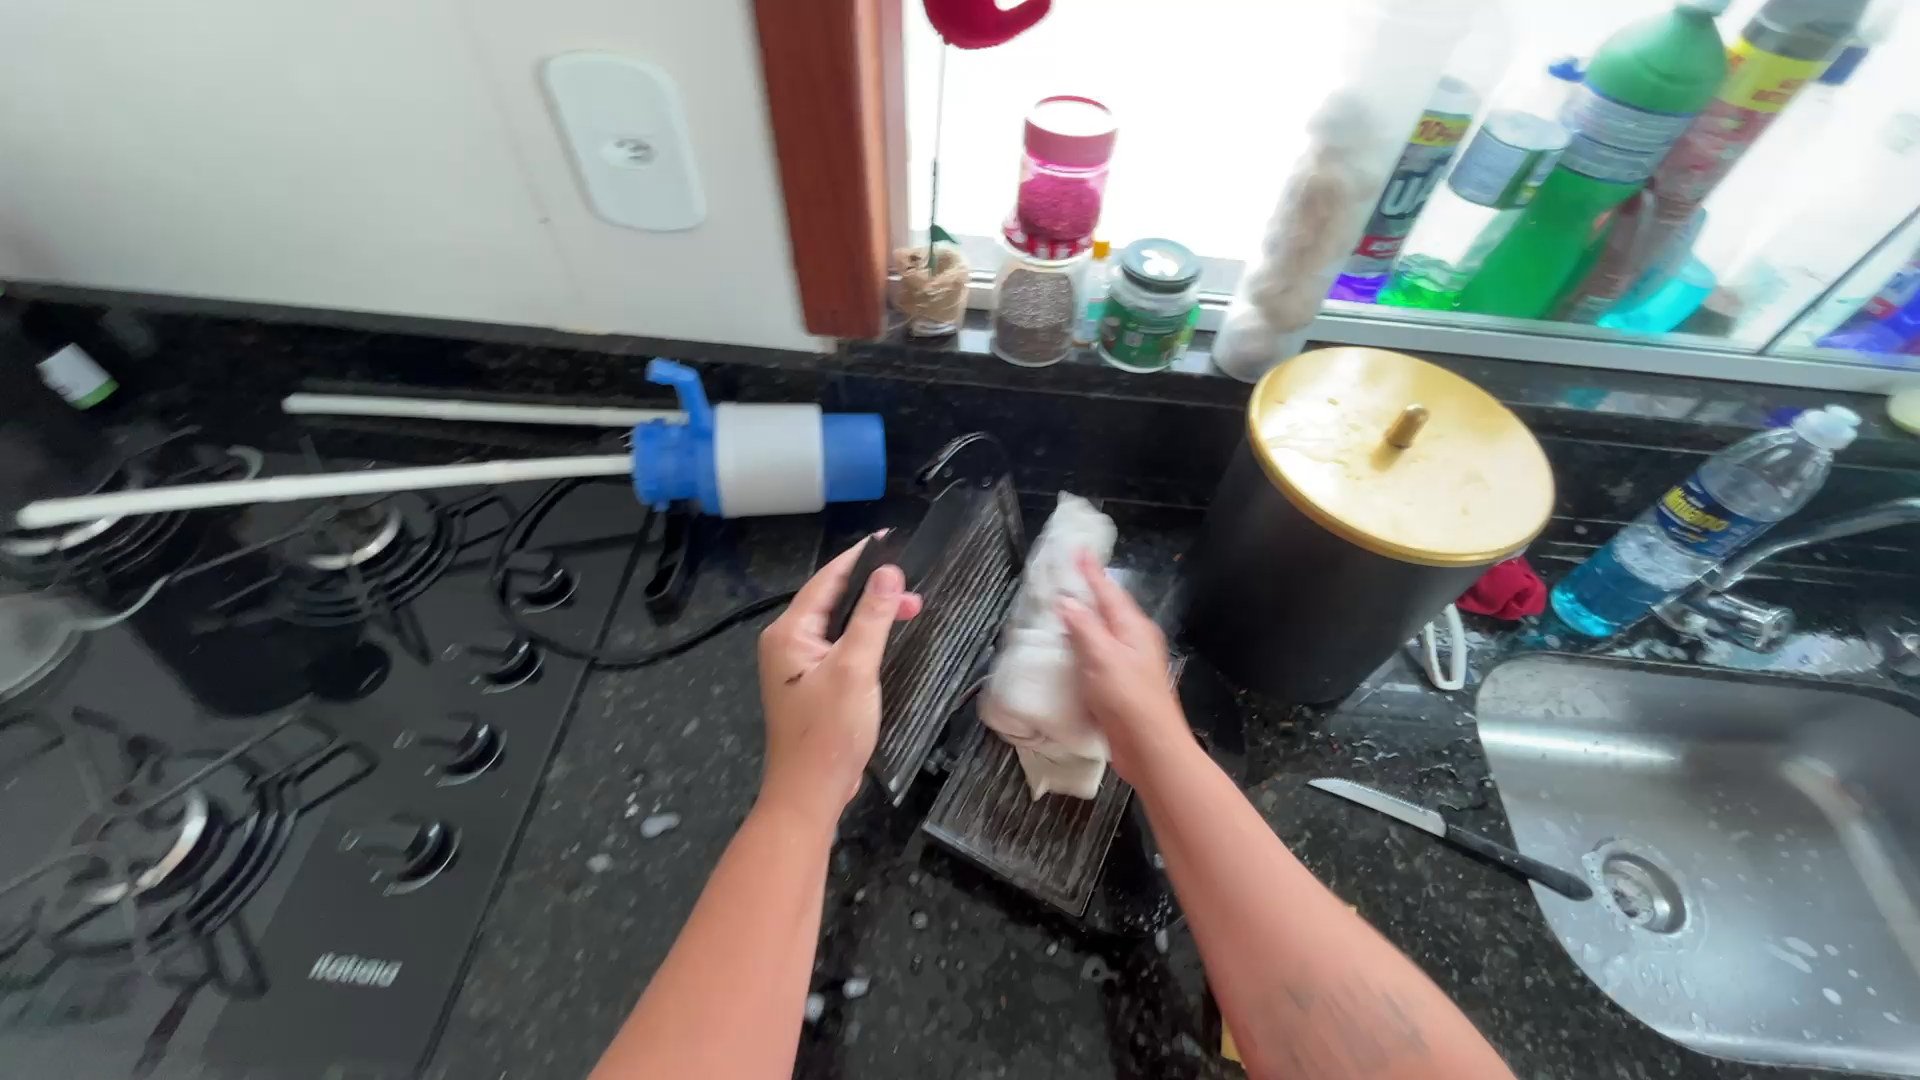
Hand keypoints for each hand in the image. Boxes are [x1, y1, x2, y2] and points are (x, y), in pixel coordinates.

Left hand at [756, 535, 922, 824]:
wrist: (810, 792)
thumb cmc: (830, 730)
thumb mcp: (856, 668)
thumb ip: (872, 616)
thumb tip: (889, 571)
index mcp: (788, 632)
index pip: (827, 579)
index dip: (859, 557)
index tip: (890, 539)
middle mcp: (786, 642)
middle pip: (831, 599)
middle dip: (871, 590)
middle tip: (913, 590)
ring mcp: (796, 664)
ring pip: (837, 623)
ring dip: (870, 613)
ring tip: (910, 609)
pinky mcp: (810, 683)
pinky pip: (838, 645)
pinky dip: (863, 636)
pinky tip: (885, 636)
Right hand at [1056, 551, 1190, 787]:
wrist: (1150, 748)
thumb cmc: (1128, 700)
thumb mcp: (1103, 657)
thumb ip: (1084, 627)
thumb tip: (1066, 601)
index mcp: (1134, 628)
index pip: (1108, 591)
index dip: (1092, 571)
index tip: (1079, 550)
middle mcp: (1134, 641)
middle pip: (1107, 609)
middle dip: (1088, 591)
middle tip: (1066, 575)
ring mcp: (1128, 664)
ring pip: (1102, 632)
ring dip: (1083, 619)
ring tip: (1061, 608)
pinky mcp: (1119, 685)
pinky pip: (1096, 655)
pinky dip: (1081, 646)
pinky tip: (1067, 651)